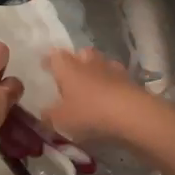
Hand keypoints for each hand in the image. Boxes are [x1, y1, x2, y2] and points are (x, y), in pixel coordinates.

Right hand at [44, 47, 174, 145]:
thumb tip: (43, 113)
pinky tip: (110, 96)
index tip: (45, 66)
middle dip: (75, 61)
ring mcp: (111, 68)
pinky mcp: (129, 80)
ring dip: (95, 70)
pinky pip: (116, 78)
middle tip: (71, 75)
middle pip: (80, 54)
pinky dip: (112, 84)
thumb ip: (49, 116)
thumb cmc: (89, 112)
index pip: (54, 56)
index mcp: (67, 67)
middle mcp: (88, 62)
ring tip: (92, 86)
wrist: (131, 114)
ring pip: (100, 63)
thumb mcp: (61, 120)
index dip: (49, 61)